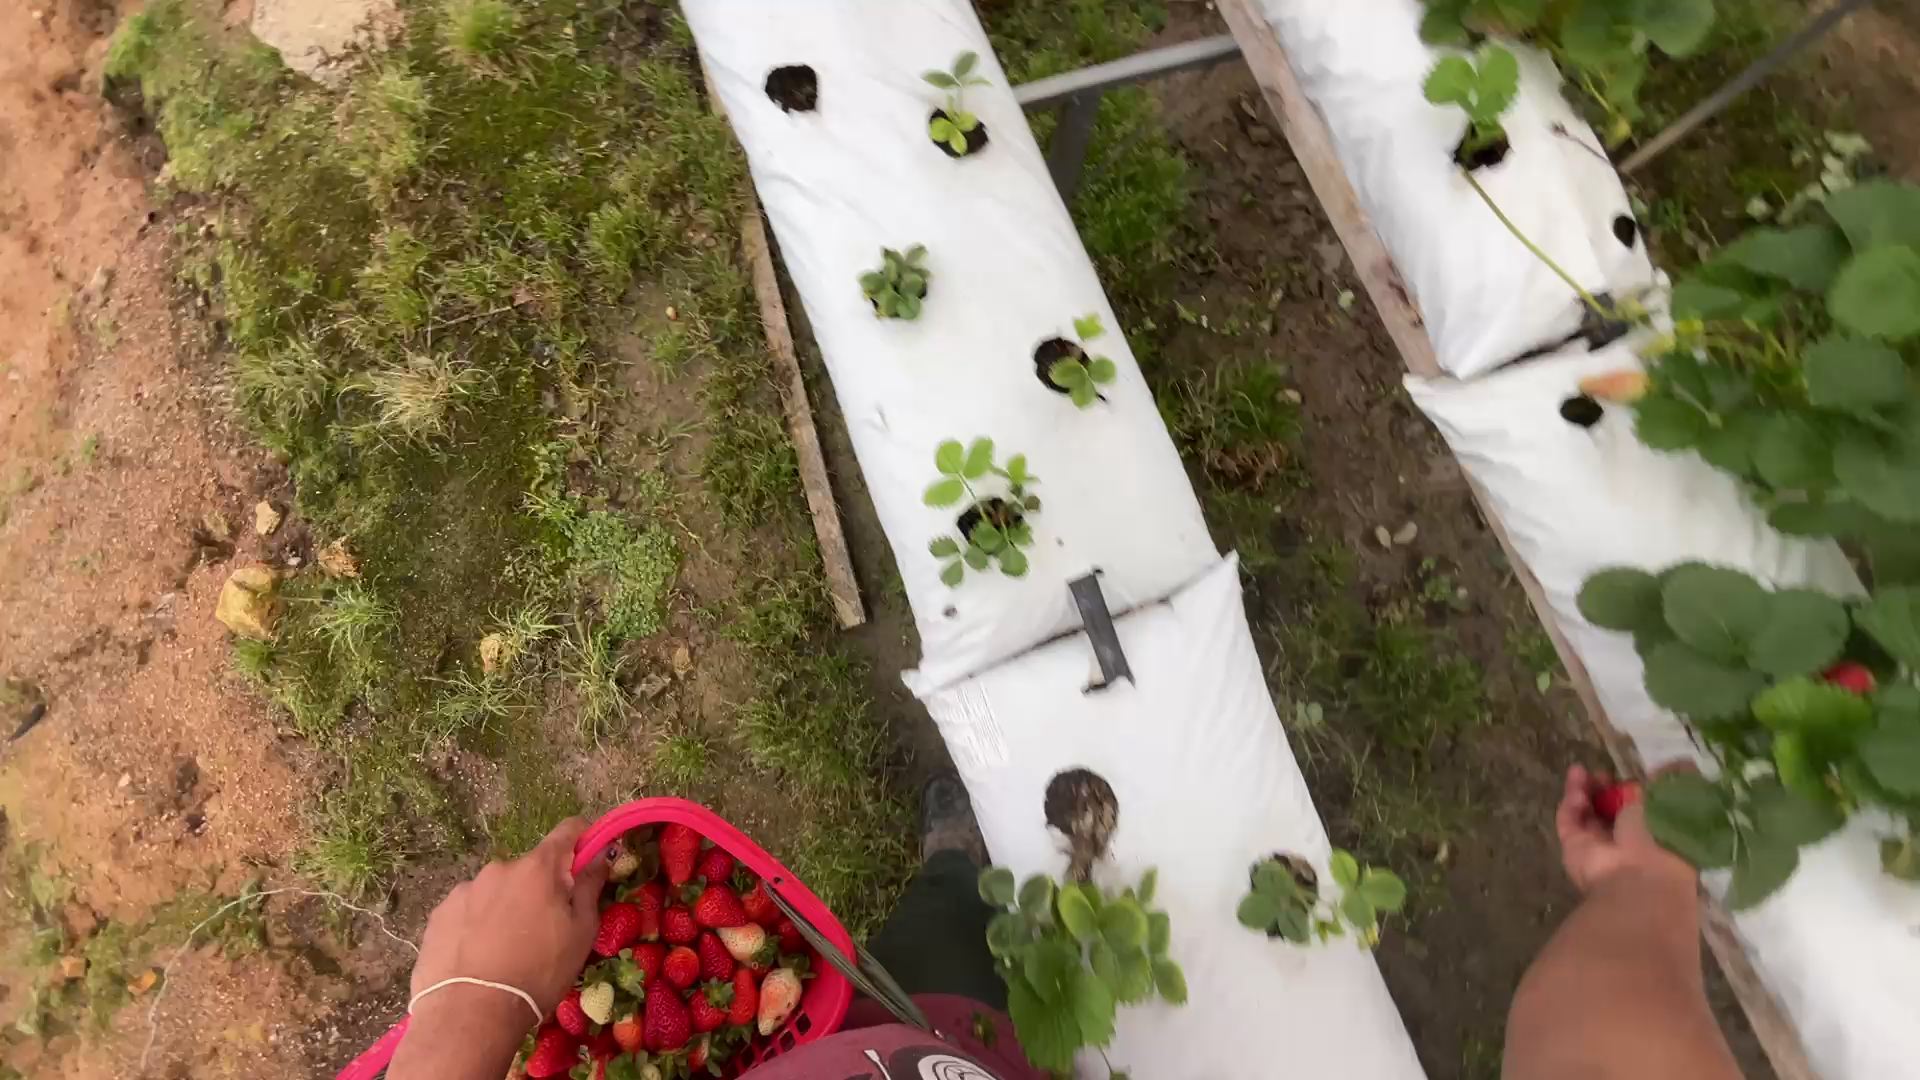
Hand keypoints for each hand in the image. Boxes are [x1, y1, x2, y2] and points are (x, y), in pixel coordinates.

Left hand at [409, 817, 613, 1016]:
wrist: (467, 1019)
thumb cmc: (538, 972)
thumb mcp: (581, 931)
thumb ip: (591, 885)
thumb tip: (601, 853)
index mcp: (539, 867)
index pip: (570, 829)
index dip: (585, 840)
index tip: (588, 864)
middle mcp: (501, 868)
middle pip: (532, 866)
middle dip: (542, 886)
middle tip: (545, 925)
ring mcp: (465, 890)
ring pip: (499, 888)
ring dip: (508, 904)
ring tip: (505, 947)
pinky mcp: (438, 916)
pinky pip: (470, 908)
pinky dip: (478, 922)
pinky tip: (478, 955)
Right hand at [1555, 764, 1694, 895]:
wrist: (1635, 877)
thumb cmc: (1664, 840)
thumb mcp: (1674, 805)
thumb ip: (1671, 783)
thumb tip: (1681, 761)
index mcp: (1659, 835)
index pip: (1643, 810)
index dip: (1635, 791)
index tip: (1630, 775)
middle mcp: (1629, 840)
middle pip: (1611, 809)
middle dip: (1605, 788)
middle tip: (1602, 773)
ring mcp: (1599, 843)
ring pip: (1588, 811)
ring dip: (1585, 790)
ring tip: (1582, 772)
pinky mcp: (1574, 843)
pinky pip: (1570, 818)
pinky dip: (1571, 801)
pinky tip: (1576, 783)